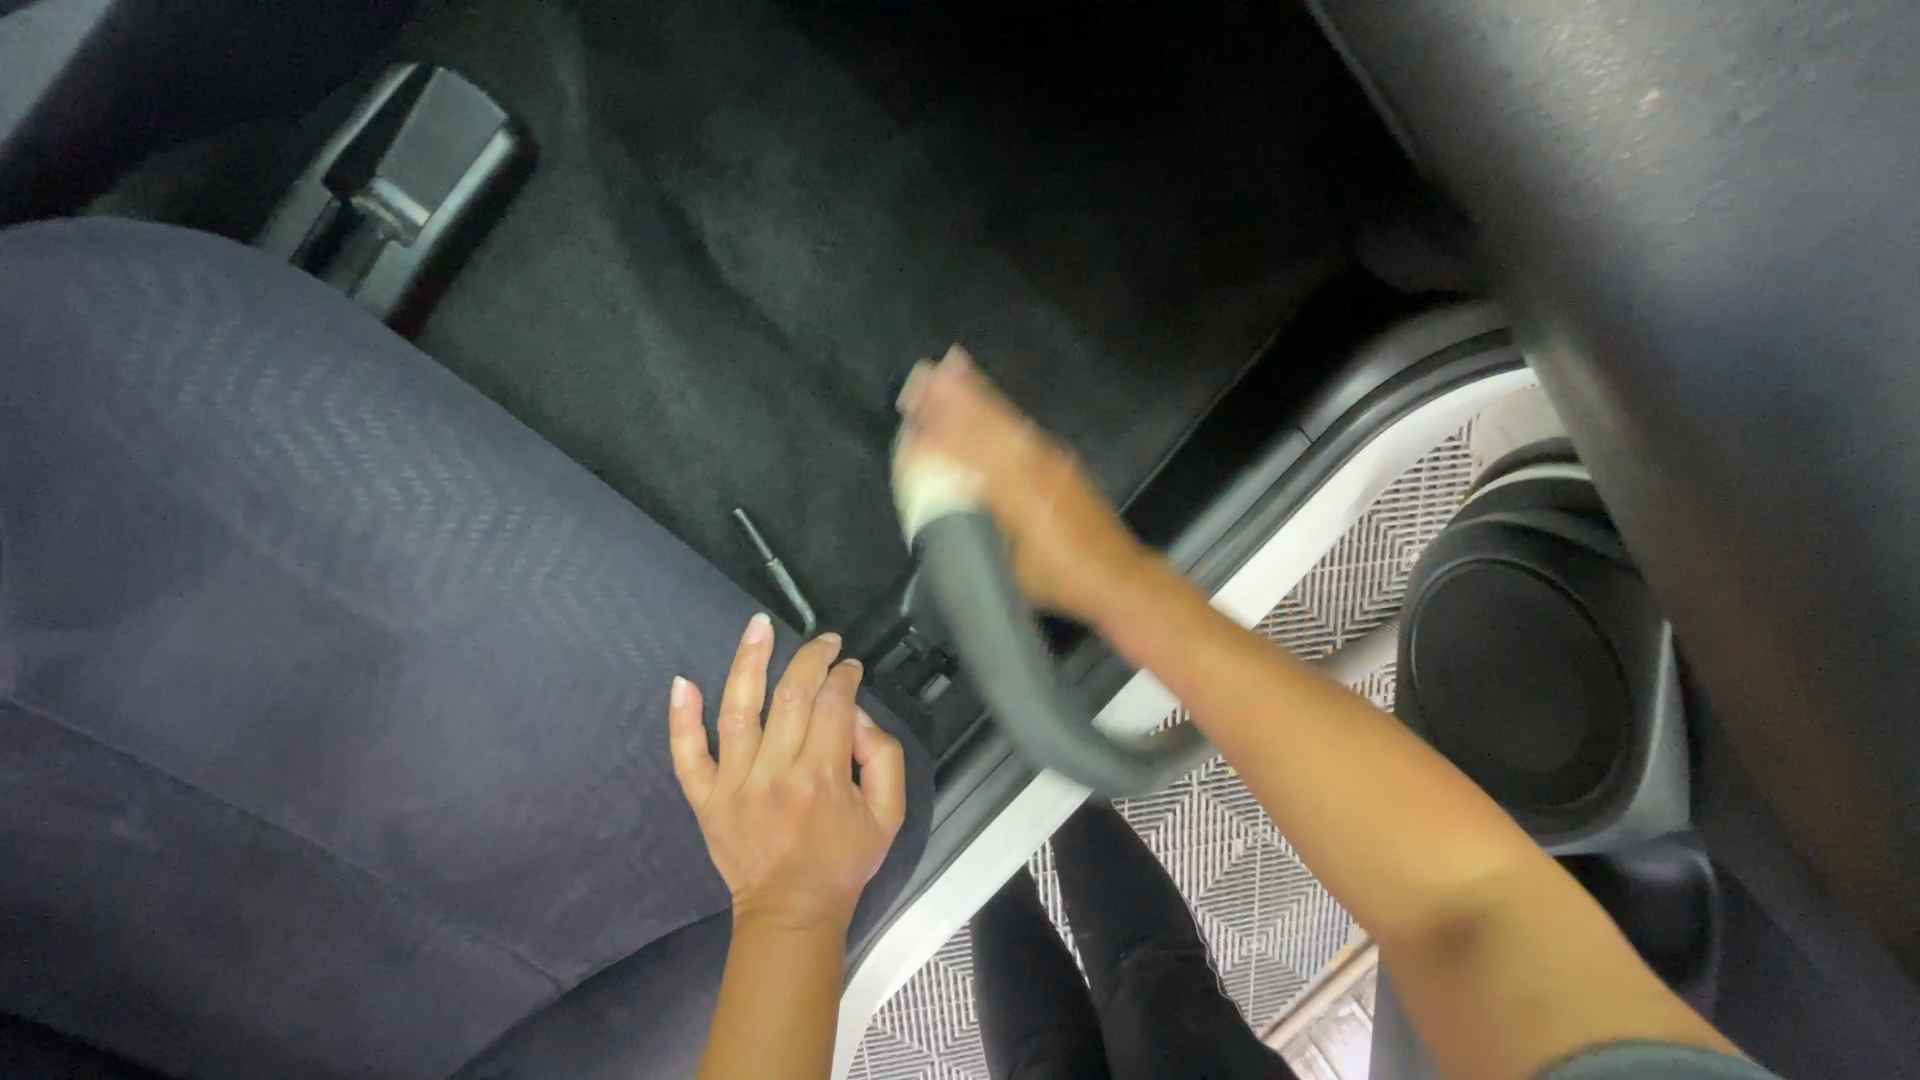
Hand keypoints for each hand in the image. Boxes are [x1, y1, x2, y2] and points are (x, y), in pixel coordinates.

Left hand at [669, 615, 907, 928]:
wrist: (791, 912)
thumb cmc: (843, 861)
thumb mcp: (889, 815)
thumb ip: (885, 758)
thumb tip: (857, 717)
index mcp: (822, 776)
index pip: (833, 704)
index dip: (845, 676)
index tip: (851, 667)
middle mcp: (775, 772)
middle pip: (791, 696)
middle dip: (812, 658)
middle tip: (826, 641)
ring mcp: (734, 784)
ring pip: (739, 711)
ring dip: (749, 662)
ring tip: (760, 626)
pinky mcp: (707, 799)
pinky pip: (687, 755)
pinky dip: (681, 719)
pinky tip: (681, 682)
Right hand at [895, 345, 1151, 621]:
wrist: (1116, 575)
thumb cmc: (1059, 581)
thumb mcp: (1009, 571)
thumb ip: (978, 541)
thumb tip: (942, 521)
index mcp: (1019, 499)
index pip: (969, 460)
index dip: (939, 441)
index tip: (911, 428)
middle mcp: (1034, 470)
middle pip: (986, 427)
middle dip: (952, 400)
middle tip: (922, 376)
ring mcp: (1050, 461)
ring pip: (1005, 421)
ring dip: (976, 393)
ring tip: (950, 367)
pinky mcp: (1061, 461)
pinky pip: (1022, 427)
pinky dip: (1000, 407)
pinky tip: (987, 396)